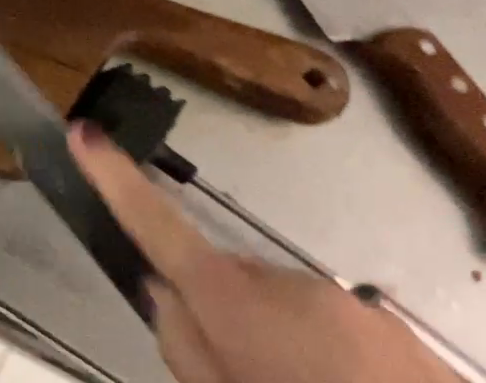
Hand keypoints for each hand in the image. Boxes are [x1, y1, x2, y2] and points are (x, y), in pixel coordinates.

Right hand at [69, 124, 460, 382]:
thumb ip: (180, 340)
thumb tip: (167, 294)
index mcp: (229, 298)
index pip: (155, 222)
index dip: (113, 177)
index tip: (83, 132)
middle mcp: (288, 284)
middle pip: (230, 277)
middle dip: (226, 308)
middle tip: (239, 367)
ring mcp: (356, 307)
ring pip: (292, 306)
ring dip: (288, 337)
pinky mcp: (408, 337)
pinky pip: (348, 332)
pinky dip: (339, 358)